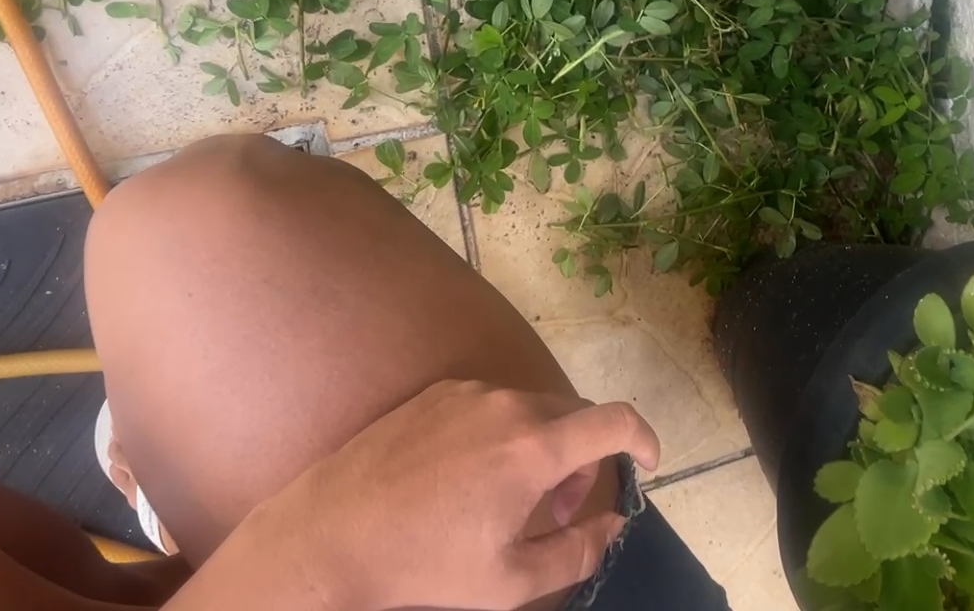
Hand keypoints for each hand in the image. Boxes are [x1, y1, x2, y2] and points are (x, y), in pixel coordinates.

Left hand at [240, 380, 659, 610]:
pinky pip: (490, 404)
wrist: (327, 535)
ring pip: (530, 409)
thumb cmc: (423, 566)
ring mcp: (468, 391)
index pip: (614, 419)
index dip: (643, 437)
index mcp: (533, 445)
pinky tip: (463, 477)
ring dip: (540, 446)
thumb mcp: (510, 582)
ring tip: (504, 499)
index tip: (646, 463)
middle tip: (554, 510)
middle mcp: (506, 402)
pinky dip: (502, 433)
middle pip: (572, 415)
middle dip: (581, 457)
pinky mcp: (436, 391)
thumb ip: (578, 551)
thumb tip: (613, 520)